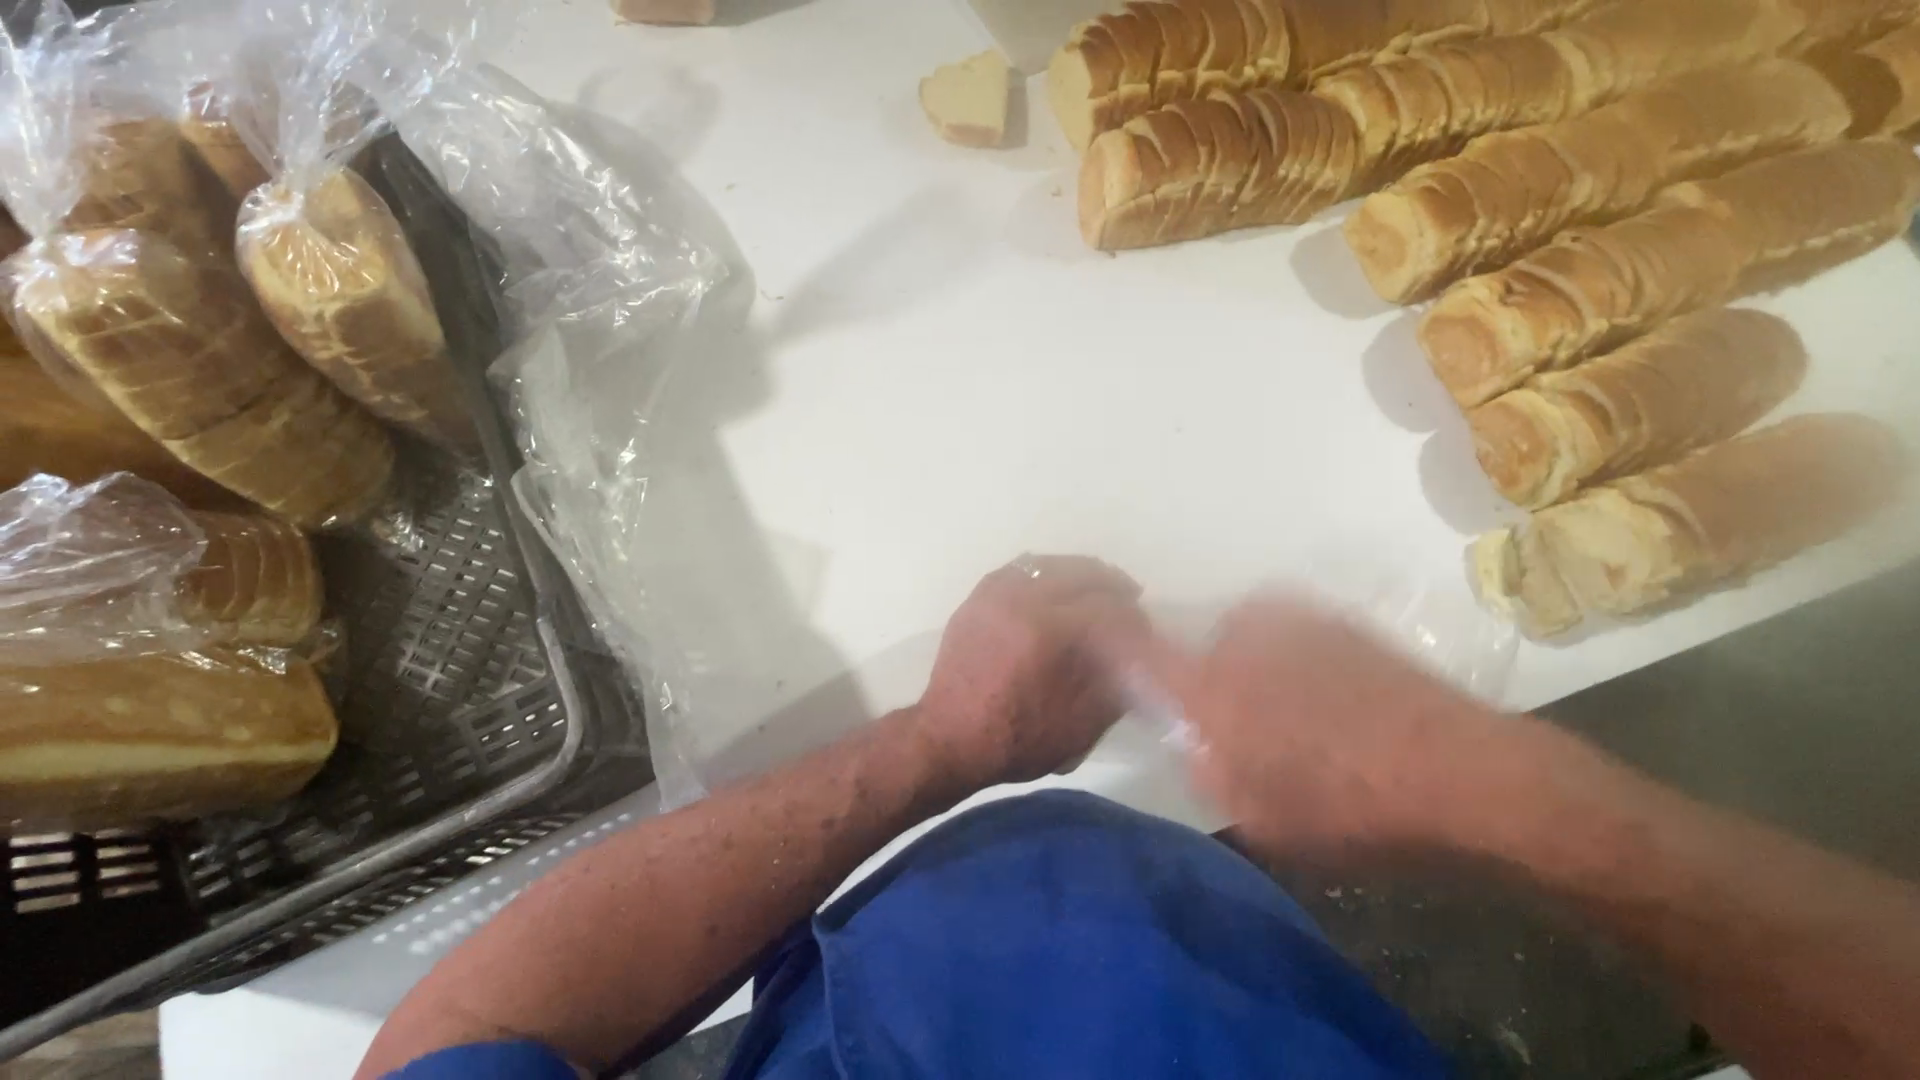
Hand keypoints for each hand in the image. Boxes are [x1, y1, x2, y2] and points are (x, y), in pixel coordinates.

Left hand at [916, 555, 1146, 788]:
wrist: (951, 738)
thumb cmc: (1018, 739)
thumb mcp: (1082, 724)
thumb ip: (1116, 681)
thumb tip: (1139, 651)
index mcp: (1049, 632)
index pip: (1108, 608)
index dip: (1135, 618)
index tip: (1146, 631)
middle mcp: (1021, 601)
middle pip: (1081, 573)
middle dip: (1112, 585)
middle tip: (1129, 601)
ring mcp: (994, 596)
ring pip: (1049, 564)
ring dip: (1080, 573)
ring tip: (1096, 591)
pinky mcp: (977, 599)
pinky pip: (1018, 569)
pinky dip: (1045, 572)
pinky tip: (1057, 588)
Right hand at [1111, 596, 1530, 855]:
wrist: (1465, 775)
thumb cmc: (1349, 809)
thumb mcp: (1258, 818)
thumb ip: (1207, 771)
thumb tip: (1191, 742)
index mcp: (1209, 688)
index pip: (1135, 649)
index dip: (1111, 644)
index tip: (1101, 647)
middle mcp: (1240, 638)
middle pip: (1193, 642)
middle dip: (1200, 673)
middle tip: (1230, 720)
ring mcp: (1291, 621)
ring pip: (1242, 634)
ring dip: (1246, 662)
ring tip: (1287, 711)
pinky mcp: (1337, 618)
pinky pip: (1286, 630)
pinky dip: (1286, 654)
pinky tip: (1326, 696)